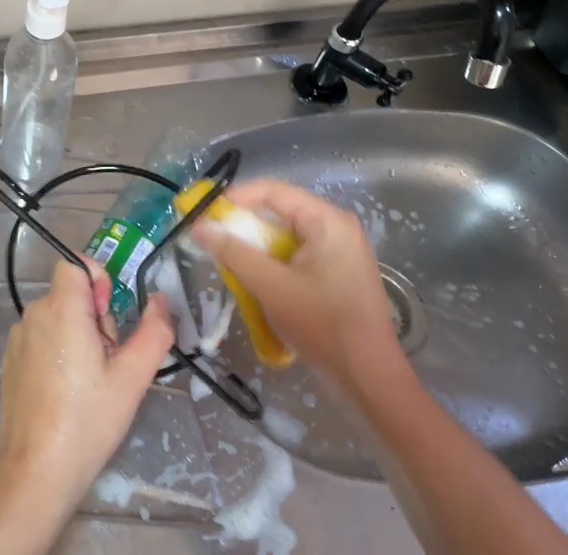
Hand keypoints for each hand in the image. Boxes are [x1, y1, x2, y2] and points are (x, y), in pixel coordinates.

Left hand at [0, 258, 174, 505]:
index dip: (98, 281)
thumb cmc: (89, 418)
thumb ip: (153, 331)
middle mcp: (34, 313)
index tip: (111, 318)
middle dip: (94, 317)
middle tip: (108, 361)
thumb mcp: (133, 377)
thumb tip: (160, 299)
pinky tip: (67, 392)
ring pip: (57, 317)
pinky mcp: (11, 359)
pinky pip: (41, 338)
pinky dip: (57, 352)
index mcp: (61, 307)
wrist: (37, 467)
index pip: (76, 263)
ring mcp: (18, 336)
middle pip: (70, 293)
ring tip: (90, 382)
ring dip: (77, 336)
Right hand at [191, 179, 400, 388]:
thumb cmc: (322, 324)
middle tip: (213, 236)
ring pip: (286, 235)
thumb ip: (233, 251)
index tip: (205, 210)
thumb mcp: (270, 285)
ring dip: (256, 245)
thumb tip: (199, 225)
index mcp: (328, 221)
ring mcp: (341, 251)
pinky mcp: (338, 273)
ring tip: (229, 259)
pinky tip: (256, 279)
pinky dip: (273, 261)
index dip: (236, 197)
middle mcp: (337, 228)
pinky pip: (297, 254)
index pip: (274, 191)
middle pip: (280, 211)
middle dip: (244, 223)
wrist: (368, 376)